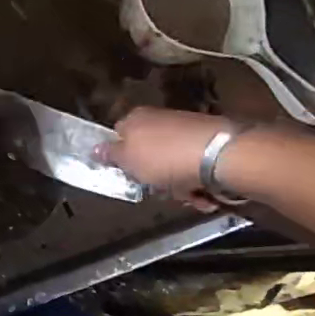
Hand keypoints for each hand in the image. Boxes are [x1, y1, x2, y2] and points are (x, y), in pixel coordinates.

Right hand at [97, 107, 233, 202]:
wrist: (220, 155)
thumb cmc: (162, 158)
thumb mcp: (127, 160)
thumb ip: (110, 155)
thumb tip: (94, 148)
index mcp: (135, 119)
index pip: (118, 135)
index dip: (120, 157)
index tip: (126, 175)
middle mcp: (160, 119)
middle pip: (147, 154)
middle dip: (153, 177)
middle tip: (158, 191)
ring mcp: (187, 130)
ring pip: (172, 164)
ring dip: (178, 186)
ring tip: (189, 196)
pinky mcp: (210, 141)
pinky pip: (195, 165)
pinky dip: (198, 182)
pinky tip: (204, 194)